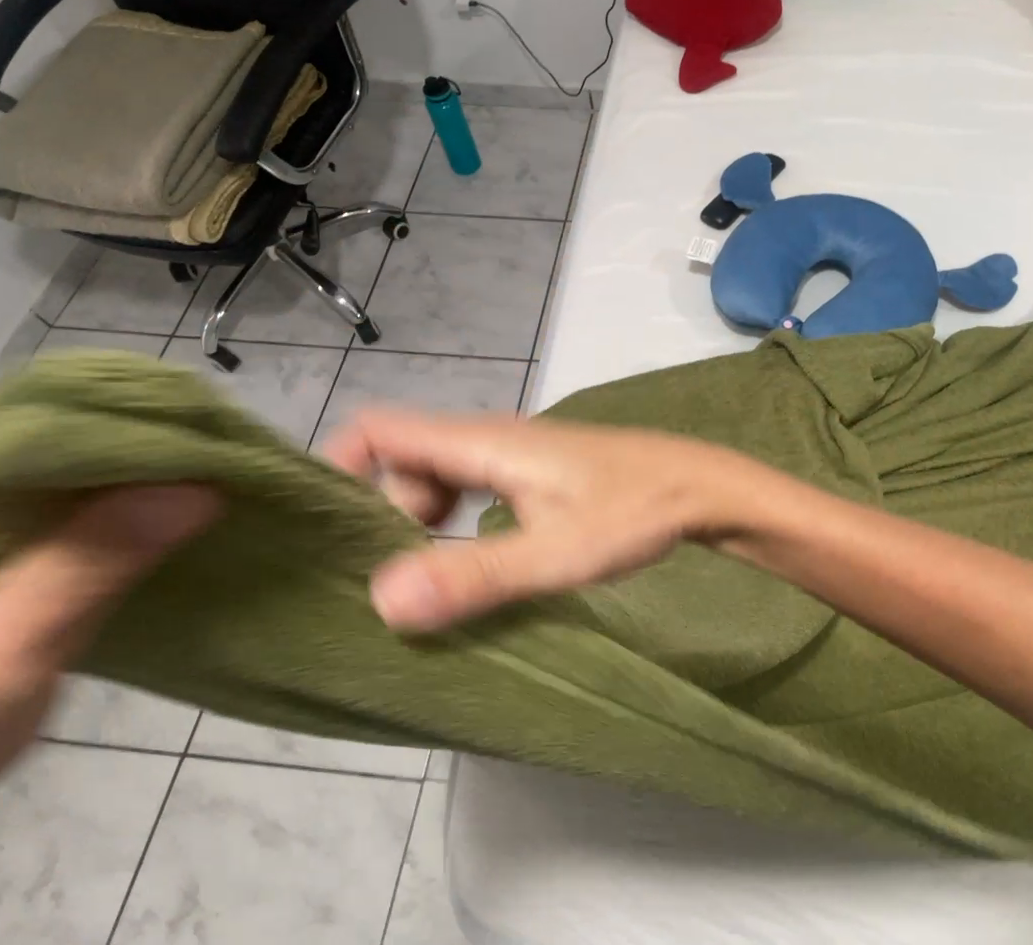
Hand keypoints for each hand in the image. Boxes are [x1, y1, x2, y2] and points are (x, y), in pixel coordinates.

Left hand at [0, 412, 217, 930]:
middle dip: (97, 448)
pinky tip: (126, 505)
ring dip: (89, 472)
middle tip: (196, 459)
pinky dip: (66, 496)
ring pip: (1, 455)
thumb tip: (199, 488)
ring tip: (177, 476)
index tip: (184, 443)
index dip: (86, 430)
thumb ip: (92, 563)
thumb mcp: (5, 658)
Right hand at [323, 410, 755, 630]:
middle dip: (386, 514)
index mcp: (481, 445)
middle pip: (403, 461)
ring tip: (437, 578)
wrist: (701, 489)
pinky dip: (456, 522)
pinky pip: (471, 489)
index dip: (341, 468)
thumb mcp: (555, 554)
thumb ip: (475, 575)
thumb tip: (383, 601)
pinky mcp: (535, 474)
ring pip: (438, 478)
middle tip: (398, 576)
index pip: (381, 430)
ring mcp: (514, 456)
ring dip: (424, 523)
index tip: (331, 530)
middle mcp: (489, 440)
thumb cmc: (634, 513)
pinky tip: (477, 561)